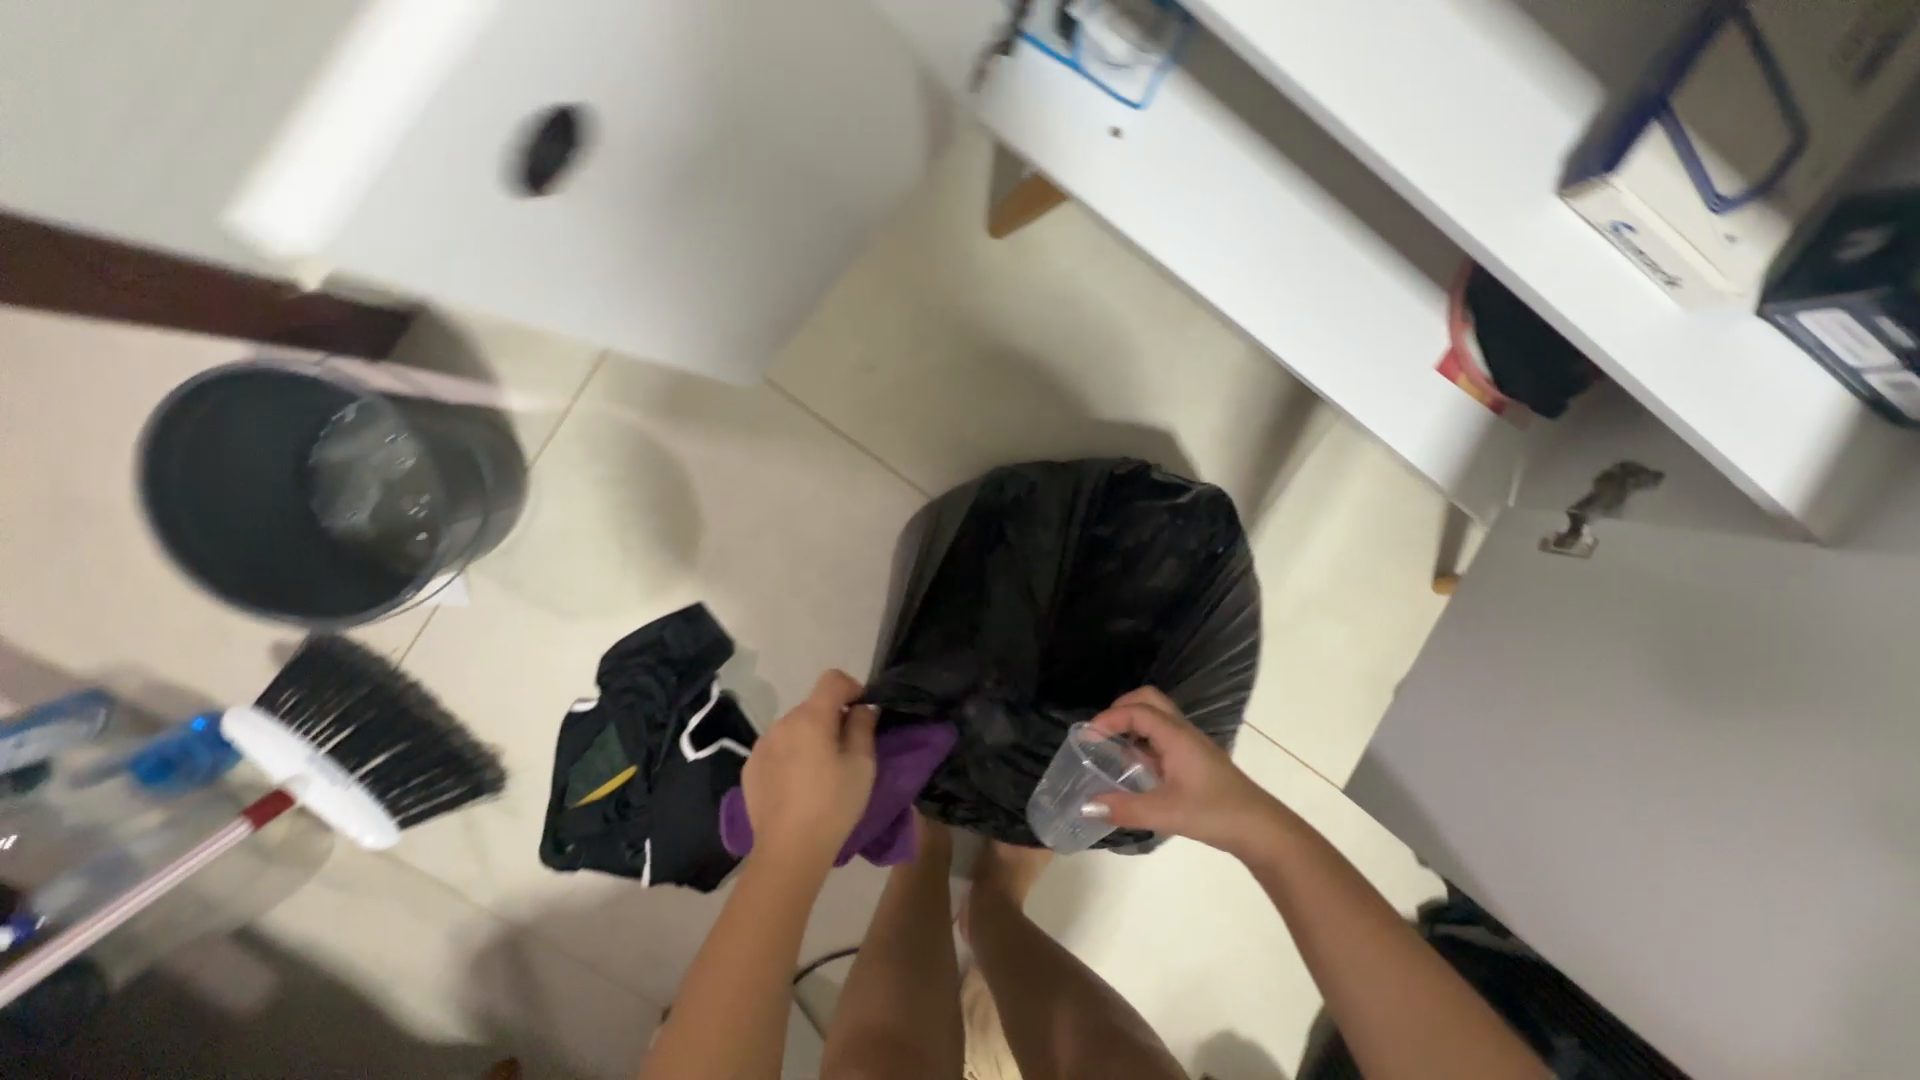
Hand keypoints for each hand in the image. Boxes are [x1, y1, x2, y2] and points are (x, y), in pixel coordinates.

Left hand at [741, 670, 878, 868]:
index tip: (863, 712)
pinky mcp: (750, 768)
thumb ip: (863, 727)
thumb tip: (862, 708)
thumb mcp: (862, 764)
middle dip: (831, 719)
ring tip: (820, 773)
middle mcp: (781, 724)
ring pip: (793, 729)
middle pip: (812, 707)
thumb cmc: (833, 804)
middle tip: (846, 752)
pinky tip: (797, 787)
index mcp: (810, 717)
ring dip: (809, 739)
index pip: (832, 679)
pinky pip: (776, 750)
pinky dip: (790, 757)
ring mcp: (761, 746)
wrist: (789, 850)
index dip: (852, 687)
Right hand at [1083, 687, 1285, 858]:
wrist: (1260, 828)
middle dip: (1121, 709)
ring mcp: (1192, 745)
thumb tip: (1086, 806)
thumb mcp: (1165, 813)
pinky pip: (1164, 737)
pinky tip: (1135, 768)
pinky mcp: (1196, 760)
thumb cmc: (1214, 814)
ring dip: (1133, 724)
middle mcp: (1184, 733)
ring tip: (1111, 748)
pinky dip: (1144, 741)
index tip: (1087, 736)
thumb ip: (1124, 809)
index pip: (1137, 711)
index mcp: (1176, 737)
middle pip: (1149, 700)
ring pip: (1158, 718)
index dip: (1109, 718)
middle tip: (1099, 731)